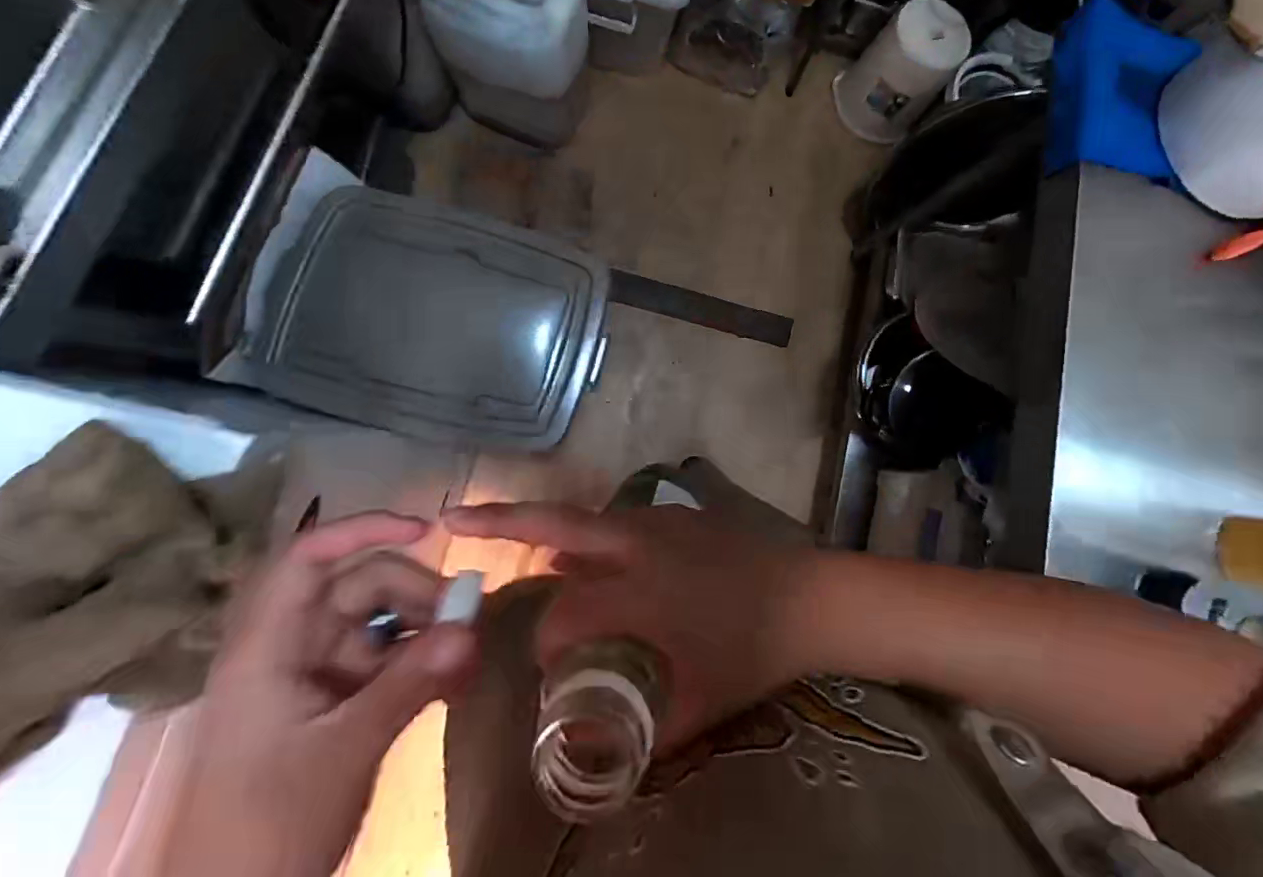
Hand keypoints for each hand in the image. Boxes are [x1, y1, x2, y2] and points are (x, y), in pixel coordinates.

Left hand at [162, 513, 478, 876]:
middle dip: (417, 594)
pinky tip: (453, 683)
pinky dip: (420, 662)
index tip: (428, 529)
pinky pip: (385, 660)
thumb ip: (410, 682)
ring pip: (378, 622)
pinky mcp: (332, 702)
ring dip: (426, 630)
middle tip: (468, 621)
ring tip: (468, 660)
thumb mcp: (346, 749)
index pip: (306, 559)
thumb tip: (472, 626)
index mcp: (267, 648)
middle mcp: (289, 649)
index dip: (363, 529)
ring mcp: (311, 675)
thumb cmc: (268, 826)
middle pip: (358, 586)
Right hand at [442, 502, 816, 752]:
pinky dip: (593, 534)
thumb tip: (587, 748)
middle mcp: (637, 545)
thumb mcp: (694, 706)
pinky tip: (589, 551)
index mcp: (635, 592)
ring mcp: (660, 522)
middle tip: (453, 515)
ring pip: (588, 517)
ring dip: (547, 527)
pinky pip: (620, 521)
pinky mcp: (680, 516)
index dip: (545, 643)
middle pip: (555, 524)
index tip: (551, 668)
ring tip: (510, 533)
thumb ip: (636, 733)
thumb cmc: (750, 653)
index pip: (561, 614)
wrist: (808, 598)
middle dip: (500, 520)